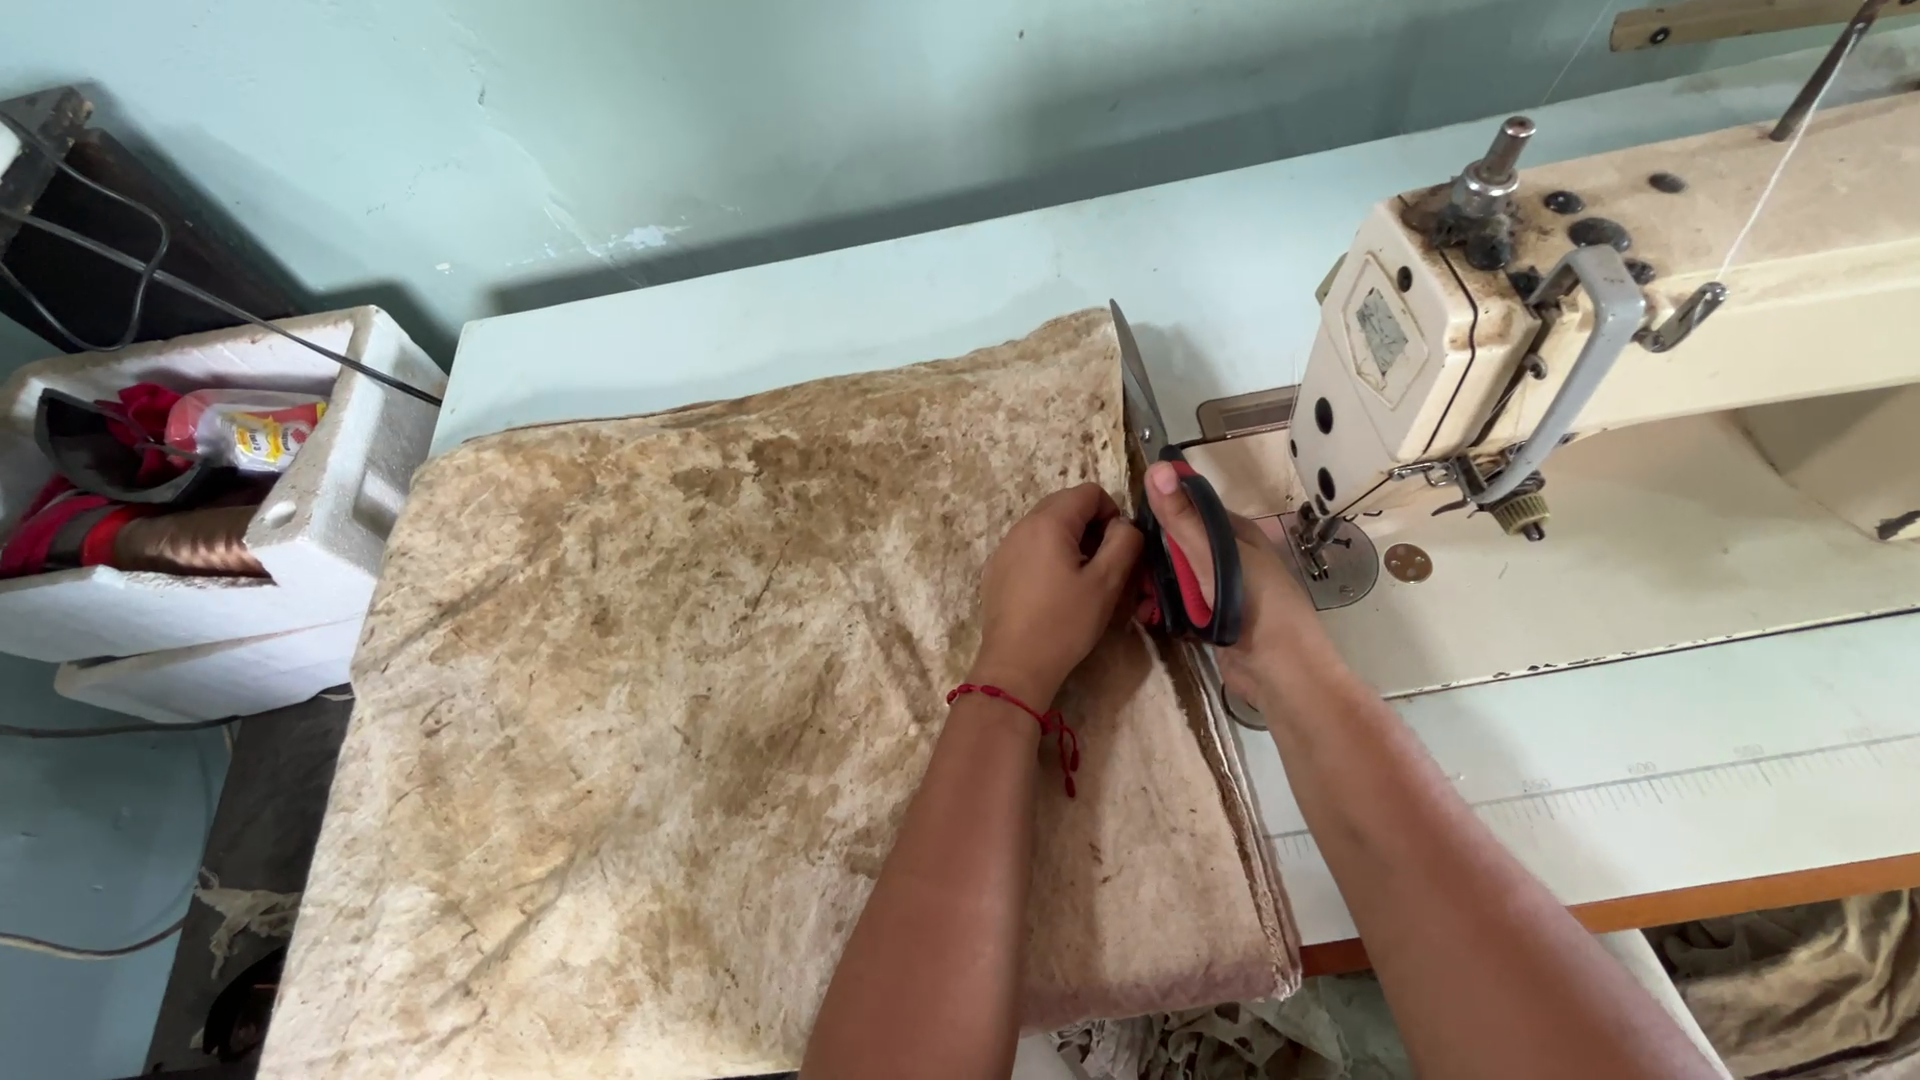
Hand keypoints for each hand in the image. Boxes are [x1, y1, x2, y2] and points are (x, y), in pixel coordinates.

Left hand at [972, 484, 1143, 706]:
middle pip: (1064, 505)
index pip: (1088, 492)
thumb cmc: (1065, 623)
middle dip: (1090, 526)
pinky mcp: (995, 570)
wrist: (1015, 665)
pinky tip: (1053, 591)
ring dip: (1069, 541)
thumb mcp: (1107, 583)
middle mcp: (1020, 527)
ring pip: (1045, 527)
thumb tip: (1125, 525)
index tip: (1119, 545)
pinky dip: (1047, 556)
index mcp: (1048, 523)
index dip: (1112, 512)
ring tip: (1080, 579)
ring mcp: (1003, 548)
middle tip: (1104, 563)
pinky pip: (1028, 548)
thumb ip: (1124, 542)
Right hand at [1143, 461, 1322, 701]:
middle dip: (1152, 555)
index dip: (1160, 509)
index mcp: (1236, 534)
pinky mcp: (1211, 620)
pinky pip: (1179, 606)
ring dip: (1154, 585)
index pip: (1191, 508)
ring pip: (1176, 577)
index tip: (1127, 517)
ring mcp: (1220, 591)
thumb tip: (1158, 467)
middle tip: (1125, 562)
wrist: (1281, 672)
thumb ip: (1182, 517)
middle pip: (1178, 544)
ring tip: (1132, 591)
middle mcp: (1228, 558)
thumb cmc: (1254, 604)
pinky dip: (1163, 609)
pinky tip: (1146, 613)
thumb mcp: (1213, 555)